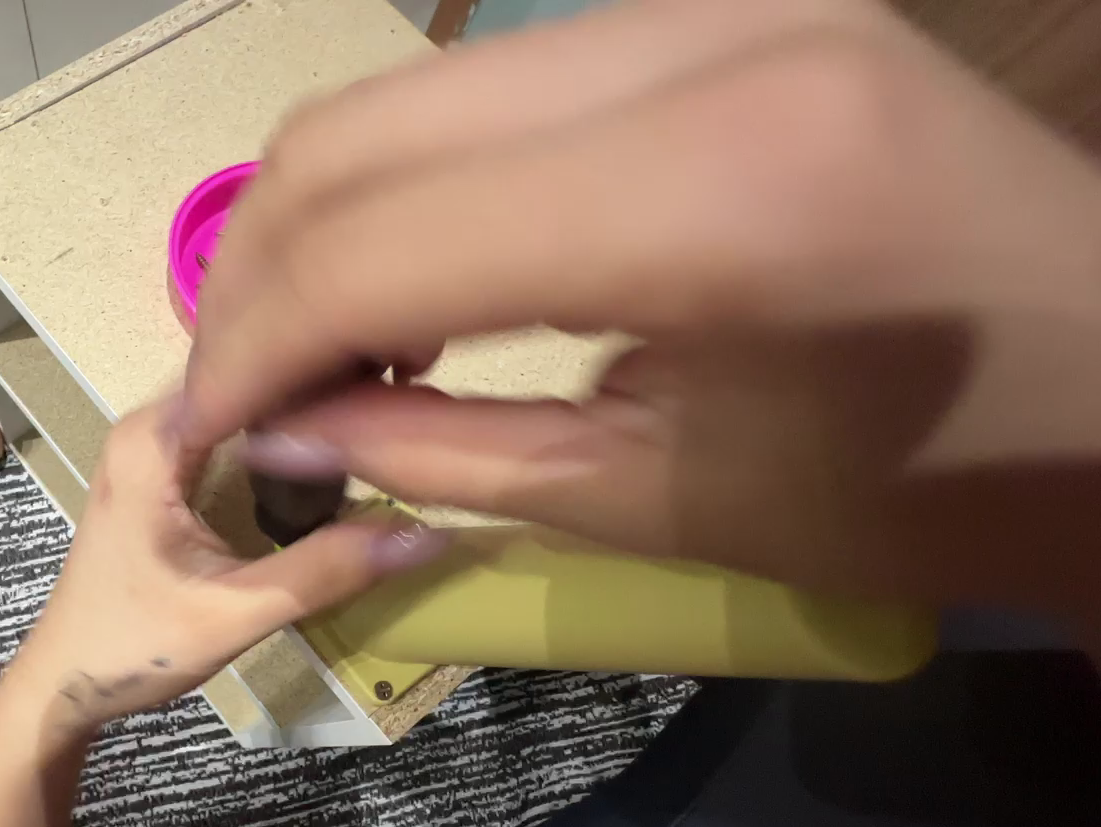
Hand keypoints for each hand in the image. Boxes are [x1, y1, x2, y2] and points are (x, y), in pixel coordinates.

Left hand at [0, 396, 447, 732]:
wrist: (65, 681)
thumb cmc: (132, 645)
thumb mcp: (233, 612)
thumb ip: (325, 570)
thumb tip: (424, 532)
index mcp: (155, 438)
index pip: (252, 367)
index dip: (325, 370)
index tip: (397, 379)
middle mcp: (150, 426)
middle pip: (248, 382)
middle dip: (320, 391)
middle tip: (400, 408)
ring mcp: (153, 449)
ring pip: (241, 410)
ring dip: (300, 420)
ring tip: (377, 429)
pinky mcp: (161, 476)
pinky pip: (230, 438)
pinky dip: (276, 448)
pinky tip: (327, 464)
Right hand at [183, 0, 1100, 635]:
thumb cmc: (899, 493)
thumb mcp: (630, 503)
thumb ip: (420, 453)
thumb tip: (272, 430)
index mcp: (700, 196)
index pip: (368, 251)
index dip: (249, 349)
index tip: (202, 427)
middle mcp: (684, 44)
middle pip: (344, 142)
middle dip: (246, 283)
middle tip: (230, 387)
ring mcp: (686, 7)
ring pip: (376, 106)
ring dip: (294, 237)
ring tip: (293, 351)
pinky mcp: (682, 20)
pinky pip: (445, 104)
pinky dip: (372, 203)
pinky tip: (379, 294)